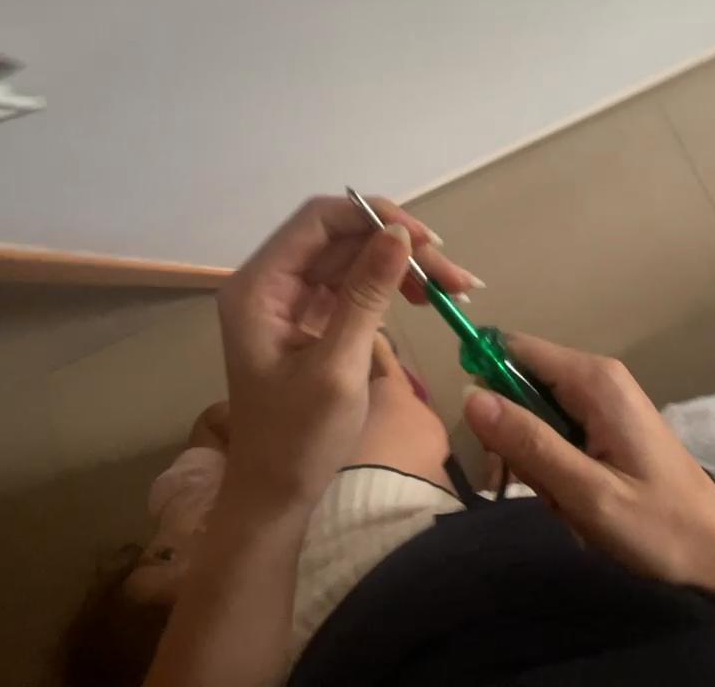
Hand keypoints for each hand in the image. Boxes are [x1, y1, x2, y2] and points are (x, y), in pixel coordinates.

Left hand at [216, 195, 473, 510]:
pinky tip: (428, 297)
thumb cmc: (298, 441)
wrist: (276, 496)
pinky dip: (395, 286)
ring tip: (454, 288)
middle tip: (453, 276)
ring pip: (357, 257)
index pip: (318, 220)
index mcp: (259, 287)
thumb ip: (367, 296)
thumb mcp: (338, 367)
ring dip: (406, 266)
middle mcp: (273, 282)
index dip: (372, 217)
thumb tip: (400, 234)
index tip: (424, 240)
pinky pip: (358, 282)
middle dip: (400, 247)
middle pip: (344, 237)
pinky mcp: (314, 315)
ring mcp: (294, 298)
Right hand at [461, 334, 714, 595]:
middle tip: (537, 487)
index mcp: (593, 380)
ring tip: (564, 500)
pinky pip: (553, 432)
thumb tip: (469, 395)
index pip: (513, 349)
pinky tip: (574, 499)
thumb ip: (529, 443)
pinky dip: (551, 467)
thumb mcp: (587, 493)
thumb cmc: (659, 526)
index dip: (485, 382)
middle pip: (518, 383)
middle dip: (512, 437)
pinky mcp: (603, 423)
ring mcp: (601, 400)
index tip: (483, 440)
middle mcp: (595, 377)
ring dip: (533, 461)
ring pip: (532, 414)